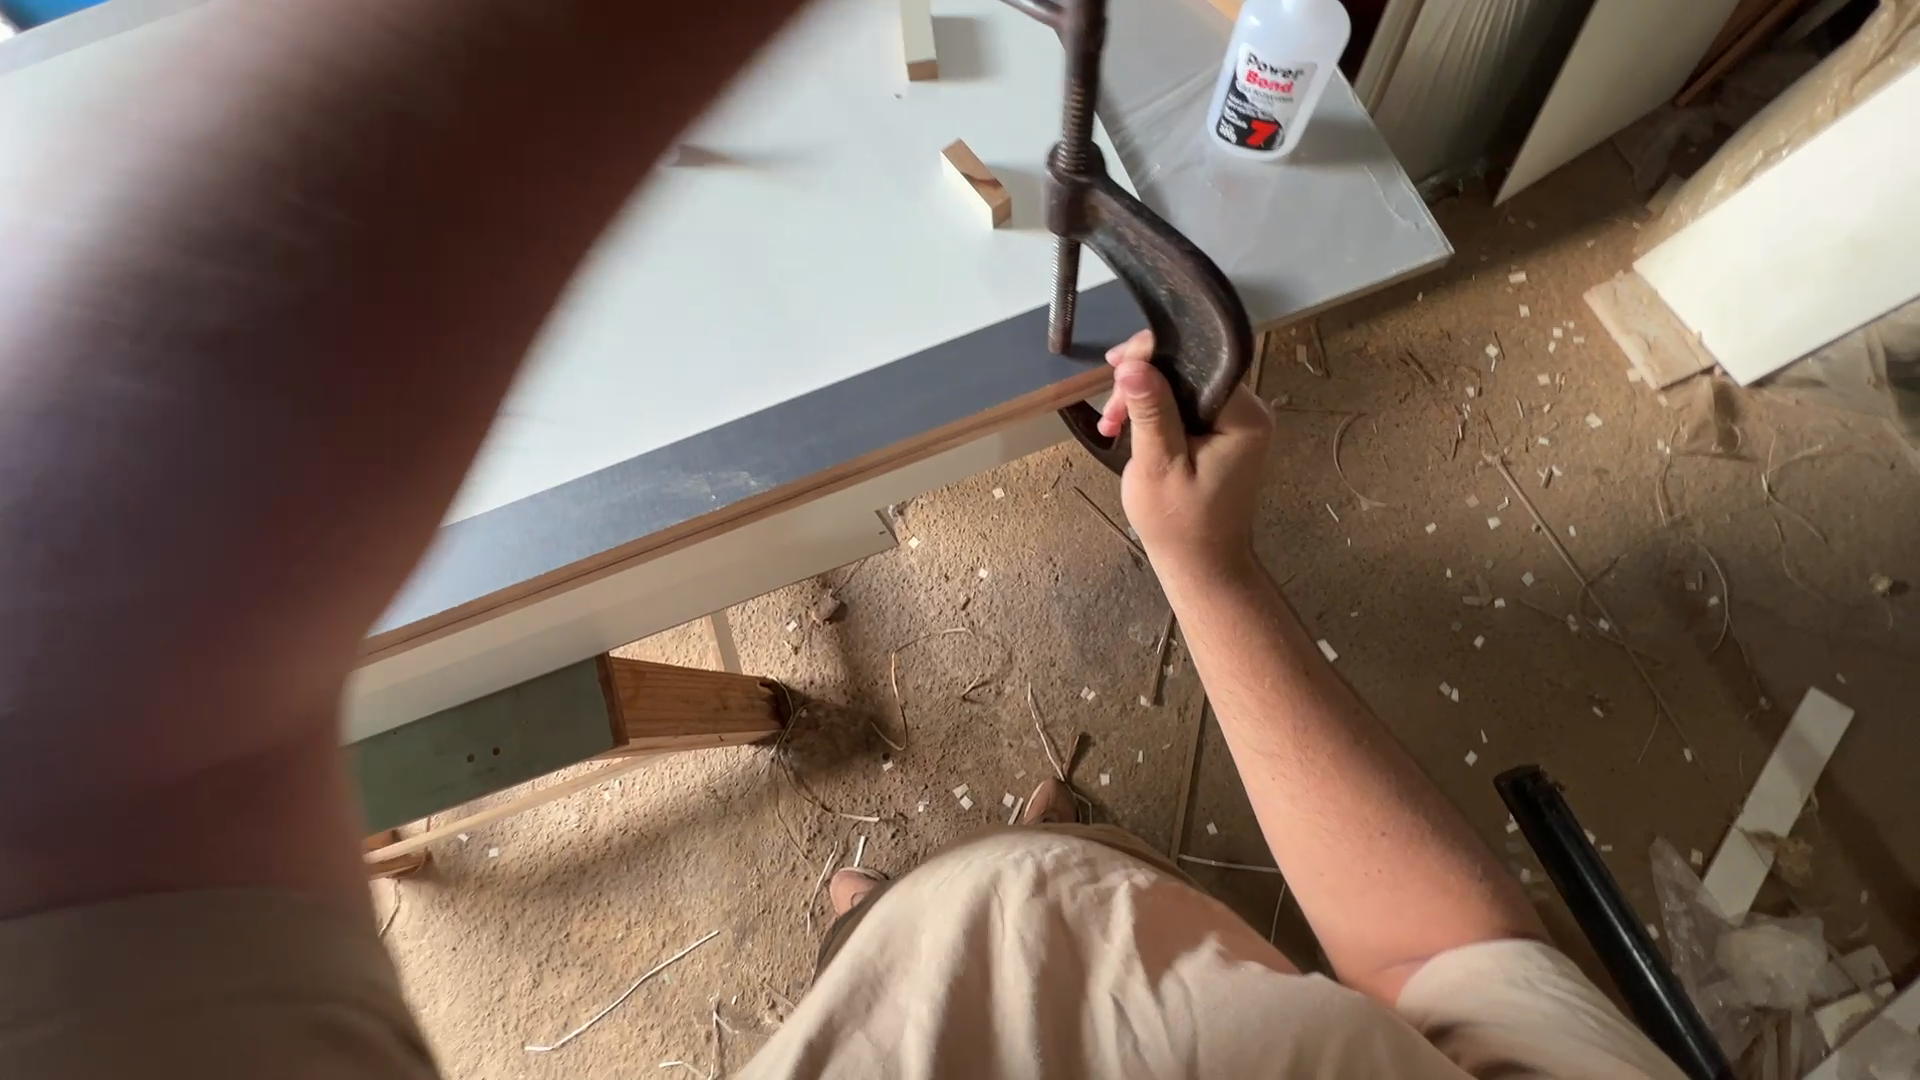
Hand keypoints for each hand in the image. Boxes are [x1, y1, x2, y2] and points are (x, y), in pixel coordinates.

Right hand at [1096, 330, 1271, 578]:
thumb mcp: (1158, 465)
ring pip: (1181, 388)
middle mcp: (1246, 411)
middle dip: (1142, 381)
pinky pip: (1183, 409)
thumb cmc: (1180, 524)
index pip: (1199, 358)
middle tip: (1109, 412)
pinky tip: (1125, 429)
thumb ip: (1150, 411)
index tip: (1114, 368)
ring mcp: (1234, 424)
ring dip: (1142, 400)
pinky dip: (1153, 415)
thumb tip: (1131, 365)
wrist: (1202, 567)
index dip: (1154, 354)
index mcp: (1243, 415)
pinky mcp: (1219, 437)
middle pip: (1189, 369)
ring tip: (1110, 426)